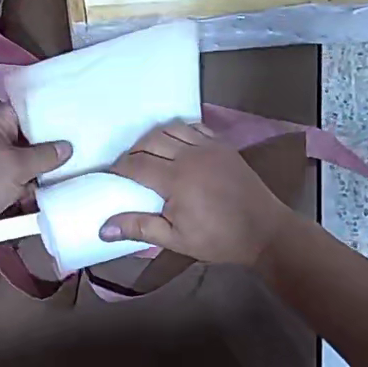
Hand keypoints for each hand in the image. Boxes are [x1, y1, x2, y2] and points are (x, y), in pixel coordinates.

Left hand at [0, 106, 70, 248]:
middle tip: (74, 157)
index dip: (48, 117)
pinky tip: (41, 199)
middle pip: (24, 141)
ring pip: (19, 166)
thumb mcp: (16, 167)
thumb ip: (45, 156)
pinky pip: (10, 184)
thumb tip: (67, 146)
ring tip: (61, 182)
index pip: (24, 111)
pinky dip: (23, 191)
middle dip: (45, 153)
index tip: (73, 124)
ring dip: (35, 177)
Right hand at [101, 122, 295, 266]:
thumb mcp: (176, 240)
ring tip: (148, 155)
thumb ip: (139, 228)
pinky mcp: (223, 145)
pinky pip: (193, 127)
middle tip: (128, 169)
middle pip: (149, 141)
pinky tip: (175, 146)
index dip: (119, 169)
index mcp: (176, 179)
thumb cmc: (218, 239)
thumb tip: (103, 229)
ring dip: (153, 138)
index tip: (111, 177)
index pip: (135, 164)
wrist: (264, 230)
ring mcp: (208, 147)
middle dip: (133, 152)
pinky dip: (177, 131)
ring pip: (169, 128)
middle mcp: (190, 155)